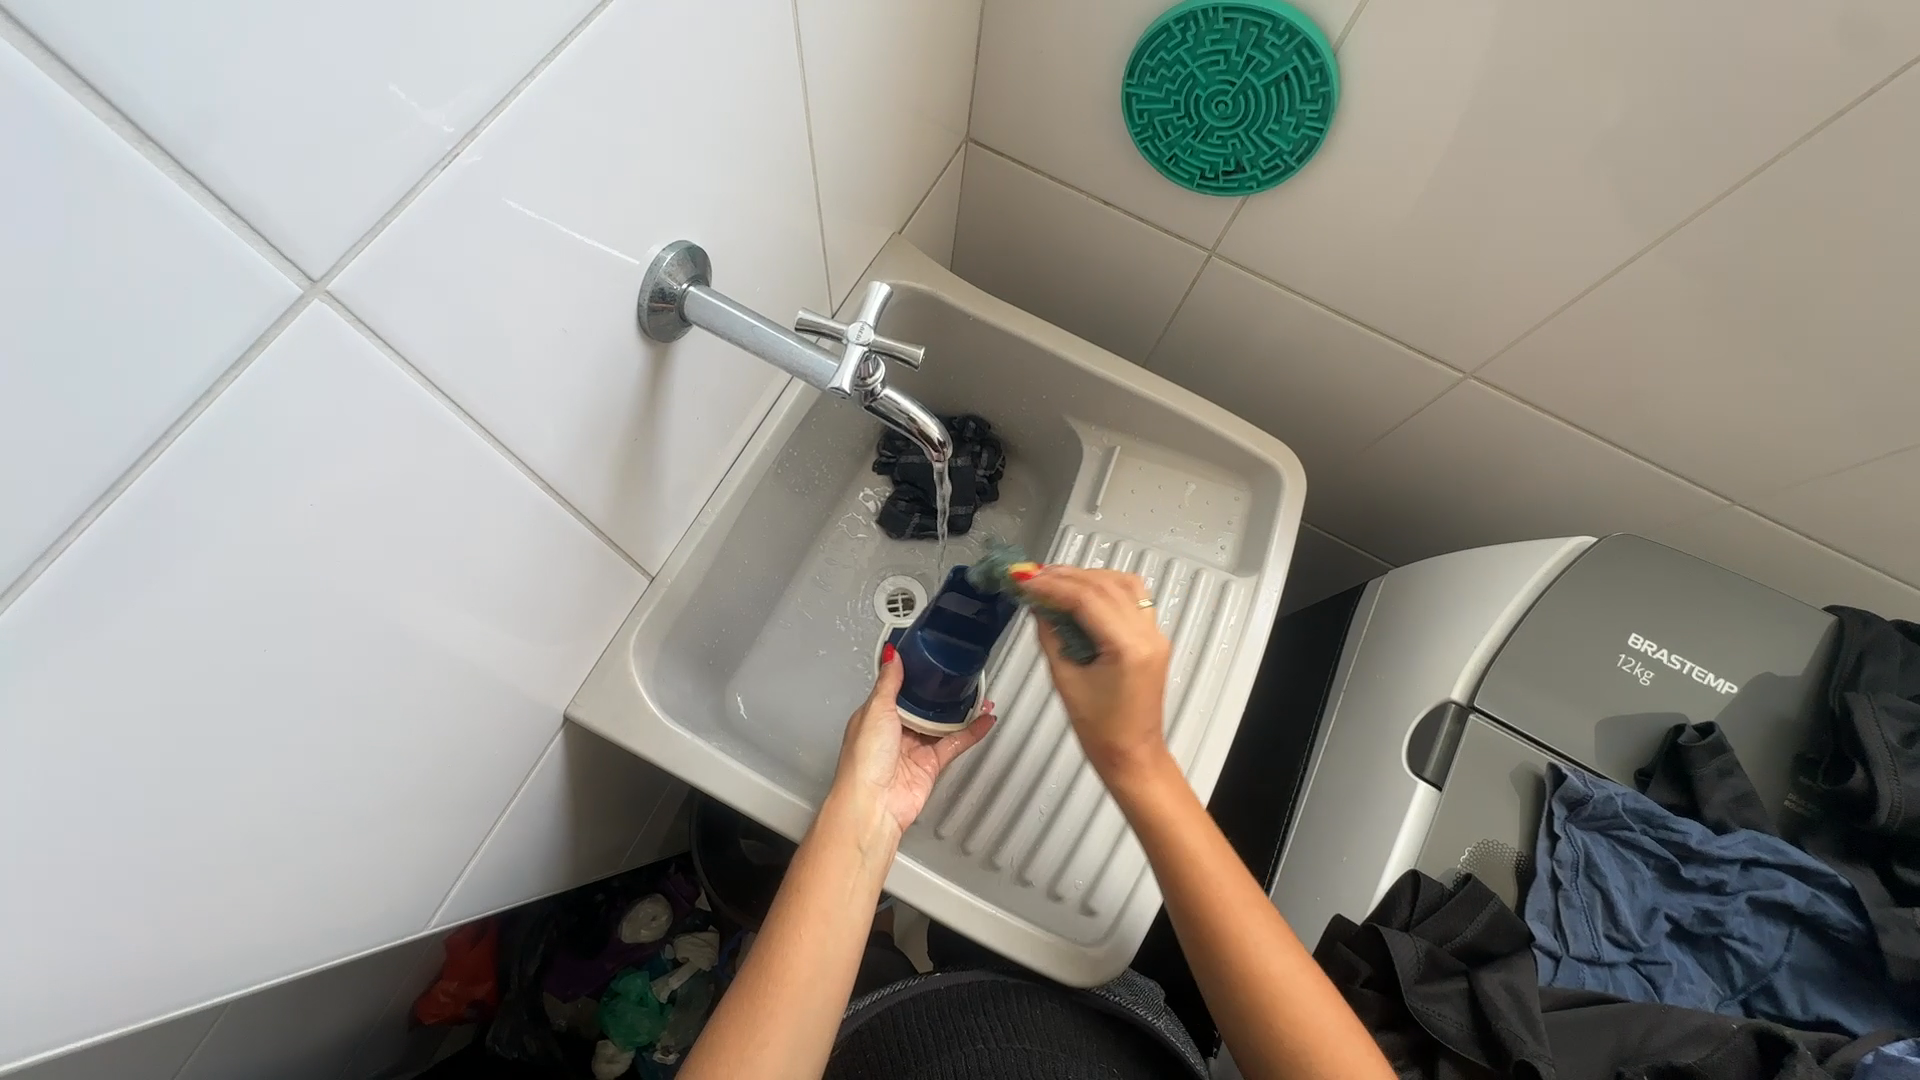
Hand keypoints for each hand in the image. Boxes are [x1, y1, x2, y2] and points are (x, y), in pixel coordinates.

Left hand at [827, 646, 996, 844]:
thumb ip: (889, 682)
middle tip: (963, 678)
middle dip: (944, 694)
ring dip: (962, 711)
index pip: (899, 689)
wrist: (873, 805)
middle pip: (924, 707)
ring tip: (981, 696)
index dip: (916, 676)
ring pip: (943, 724)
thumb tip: (892, 655)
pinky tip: (984, 721)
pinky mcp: (930, 765)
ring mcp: (913, 748)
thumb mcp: (876, 710)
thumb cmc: (863, 761)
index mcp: (876, 715)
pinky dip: (972, 732)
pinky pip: (955, 743)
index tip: (933, 661)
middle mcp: (894, 731)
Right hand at [1019, 567, 1171, 779]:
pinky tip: (1082, 590)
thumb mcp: (1065, 679)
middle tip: (1033, 575)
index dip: (1052, 585)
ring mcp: (1155, 633)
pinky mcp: (1153, 636)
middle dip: (1065, 575)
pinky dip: (1106, 586)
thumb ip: (1051, 635)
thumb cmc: (1099, 729)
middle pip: (1105, 585)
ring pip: (1123, 583)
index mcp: (1127, 647)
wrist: (1132, 754)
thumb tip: (1038, 605)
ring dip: (1087, 576)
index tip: (1025, 580)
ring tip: (1055, 579)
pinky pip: (1133, 597)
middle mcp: (1148, 634)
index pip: (1086, 598)